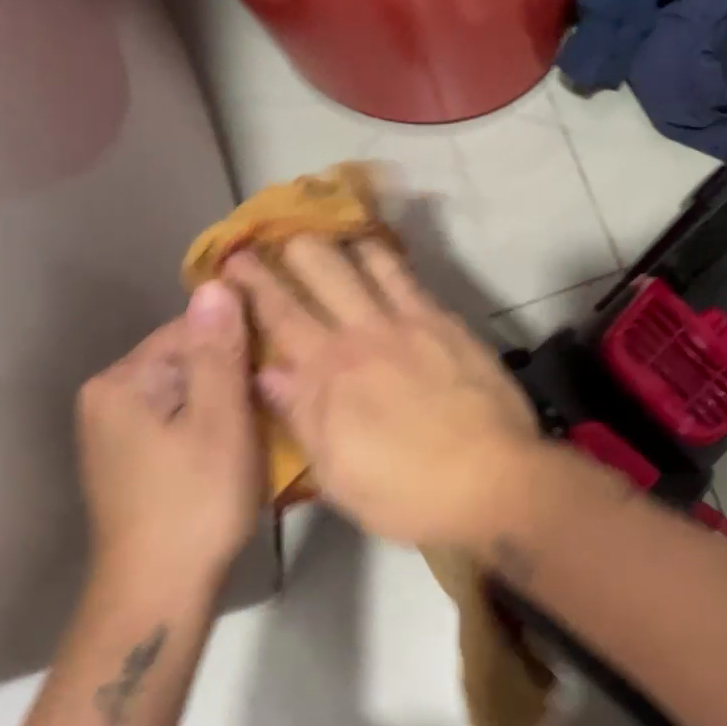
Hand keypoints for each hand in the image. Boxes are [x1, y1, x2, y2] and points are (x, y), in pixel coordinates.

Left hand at [76, 282, 262, 584]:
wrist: (158, 590)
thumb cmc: (196, 502)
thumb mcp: (220, 421)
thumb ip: (219, 352)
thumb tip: (217, 283)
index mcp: (121, 381)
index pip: (193, 329)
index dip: (244, 341)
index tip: (286, 364)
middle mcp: (108, 397)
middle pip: (190, 359)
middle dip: (237, 374)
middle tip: (279, 402)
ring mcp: (117, 430)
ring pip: (190, 391)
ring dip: (231, 401)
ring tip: (268, 425)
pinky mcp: (132, 457)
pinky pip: (182, 418)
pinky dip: (214, 424)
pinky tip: (241, 447)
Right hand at [222, 237, 543, 548]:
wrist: (494, 479)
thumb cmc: (408, 492)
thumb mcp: (337, 473)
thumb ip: (301, 416)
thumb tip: (266, 371)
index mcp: (328, 373)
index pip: (279, 314)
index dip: (253, 283)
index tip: (233, 260)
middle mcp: (366, 334)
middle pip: (322, 271)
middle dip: (294, 248)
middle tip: (277, 235)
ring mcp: (414, 324)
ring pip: (371, 263)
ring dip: (346, 244)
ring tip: (332, 233)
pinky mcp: (453, 326)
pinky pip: (415, 281)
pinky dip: (392, 262)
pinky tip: (386, 259)